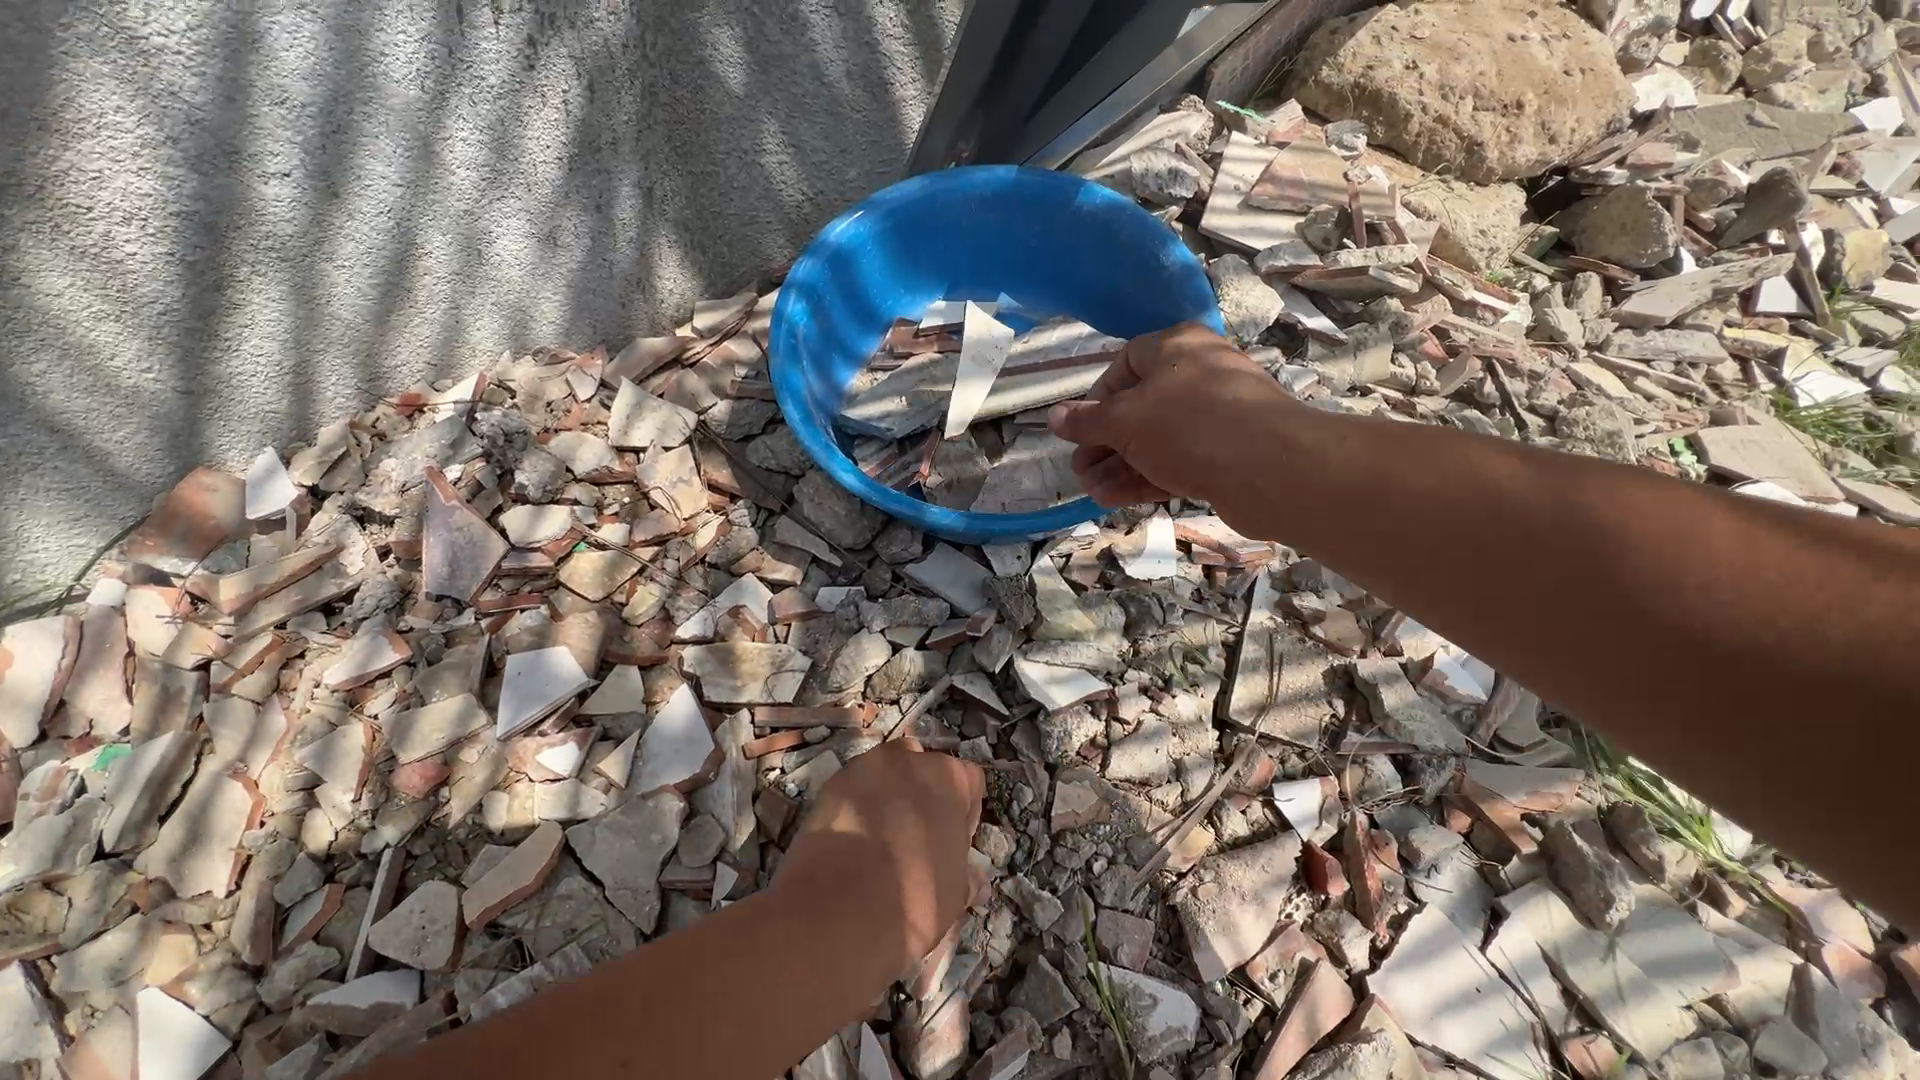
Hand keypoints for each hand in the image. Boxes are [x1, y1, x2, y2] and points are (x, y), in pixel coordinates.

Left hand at [775, 740, 983, 974]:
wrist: (841, 910)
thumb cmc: (915, 897)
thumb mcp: (954, 893)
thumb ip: (966, 874)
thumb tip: (976, 882)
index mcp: (950, 778)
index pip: (969, 781)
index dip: (963, 812)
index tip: (953, 841)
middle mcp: (909, 760)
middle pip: (924, 767)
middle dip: (923, 794)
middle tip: (916, 836)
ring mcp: (865, 767)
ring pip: (885, 772)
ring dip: (888, 793)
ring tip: (880, 835)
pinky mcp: (831, 784)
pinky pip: (853, 787)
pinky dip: (856, 805)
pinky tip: (853, 839)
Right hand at [1048, 323, 1303, 524]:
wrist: (1271, 469)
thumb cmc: (1189, 426)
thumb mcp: (1125, 420)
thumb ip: (1087, 421)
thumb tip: (1055, 416)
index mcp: (1176, 348)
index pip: (1125, 363)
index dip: (1096, 396)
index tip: (1079, 428)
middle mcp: (1199, 375)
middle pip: (1139, 408)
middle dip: (1104, 442)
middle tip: (1081, 470)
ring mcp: (1217, 417)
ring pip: (1157, 440)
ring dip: (1120, 466)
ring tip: (1094, 492)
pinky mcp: (1228, 455)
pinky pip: (1178, 462)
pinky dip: (1147, 478)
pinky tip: (1117, 500)